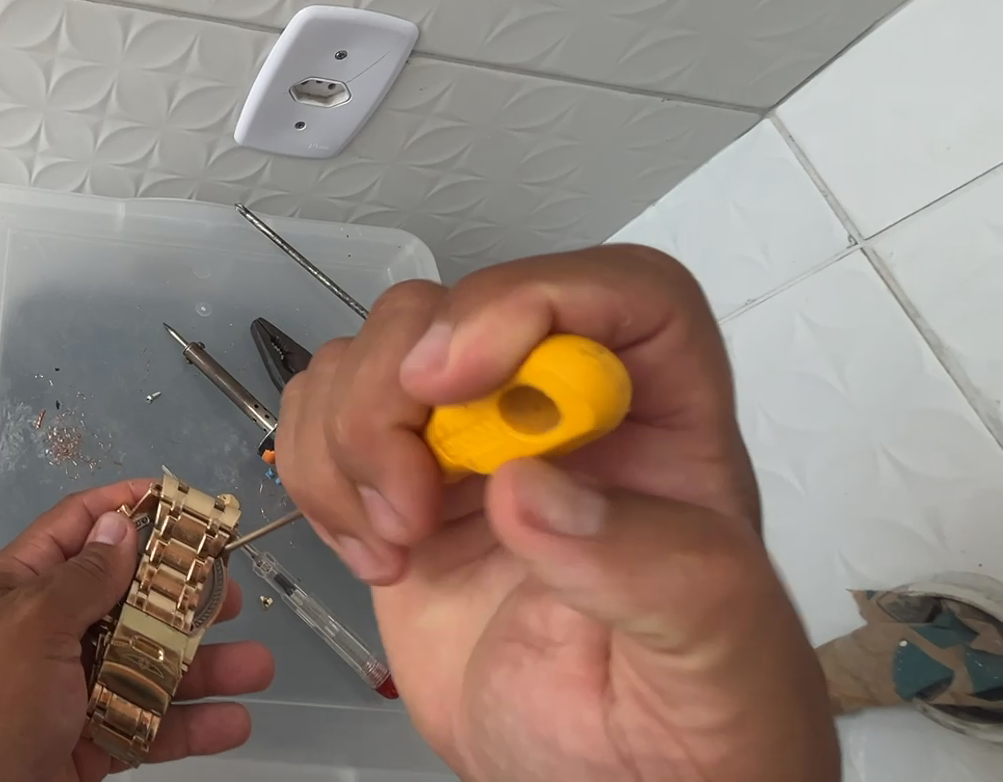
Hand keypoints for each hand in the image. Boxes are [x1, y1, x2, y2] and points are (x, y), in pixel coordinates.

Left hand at [0, 479, 274, 781]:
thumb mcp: (30, 624)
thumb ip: (82, 578)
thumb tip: (119, 523)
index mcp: (25, 583)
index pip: (80, 525)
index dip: (127, 506)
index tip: (182, 502)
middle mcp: (49, 629)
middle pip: (126, 597)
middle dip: (179, 593)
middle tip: (232, 592)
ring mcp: (68, 691)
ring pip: (144, 665)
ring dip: (201, 664)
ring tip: (257, 664)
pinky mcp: (84, 747)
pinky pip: (143, 724)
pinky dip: (187, 724)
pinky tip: (231, 721)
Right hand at [276, 246, 838, 781]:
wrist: (567, 781)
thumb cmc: (664, 740)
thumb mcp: (710, 684)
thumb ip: (660, 580)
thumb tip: (530, 490)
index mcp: (657, 427)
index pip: (613, 290)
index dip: (524, 301)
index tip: (447, 386)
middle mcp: (543, 405)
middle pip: (438, 310)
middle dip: (389, 401)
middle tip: (404, 511)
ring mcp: (453, 432)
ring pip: (360, 355)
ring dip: (341, 446)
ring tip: (388, 546)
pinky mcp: (382, 463)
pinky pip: (314, 408)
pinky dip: (312, 472)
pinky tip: (362, 547)